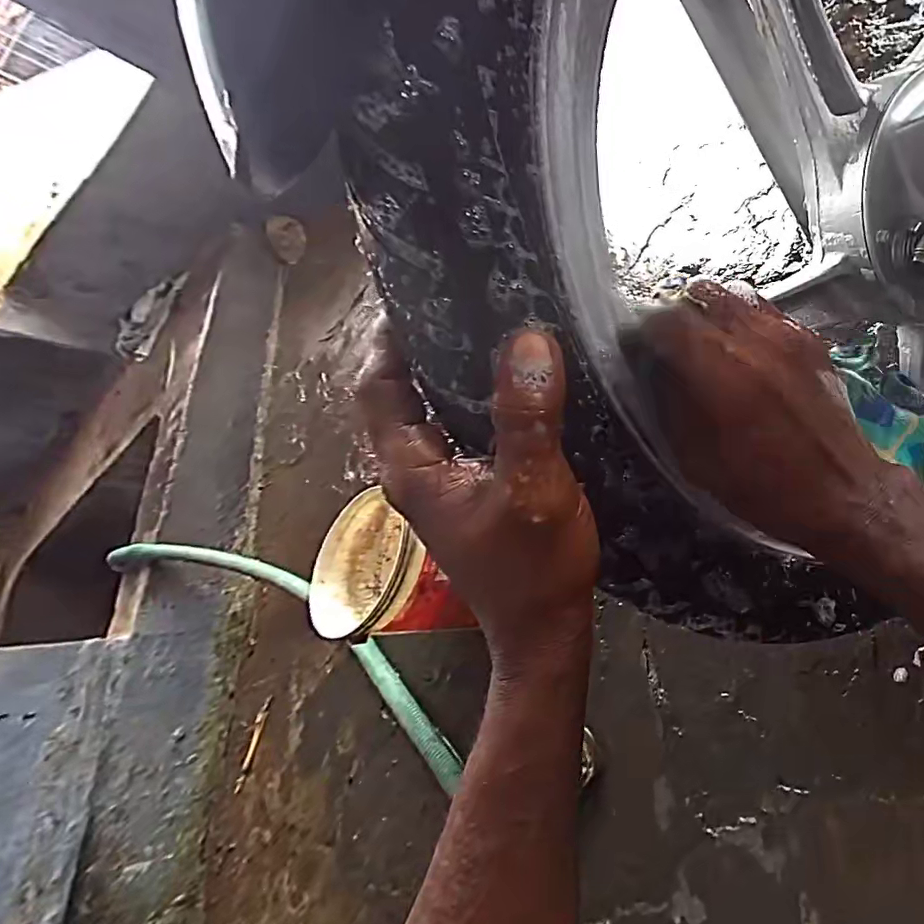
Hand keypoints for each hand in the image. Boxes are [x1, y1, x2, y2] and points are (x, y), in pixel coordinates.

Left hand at [357, 321, 598, 671]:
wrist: (546, 629)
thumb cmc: (535, 569)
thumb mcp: (534, 490)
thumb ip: (527, 419)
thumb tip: (528, 342)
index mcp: (412, 469)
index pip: (377, 387)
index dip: (391, 339)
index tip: (422, 294)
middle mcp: (418, 472)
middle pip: (402, 395)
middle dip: (424, 347)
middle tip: (466, 303)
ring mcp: (446, 484)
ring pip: (436, 412)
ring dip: (453, 373)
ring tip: (494, 333)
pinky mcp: (475, 491)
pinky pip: (467, 430)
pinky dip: (480, 400)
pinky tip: (517, 387)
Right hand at [636, 279, 917, 558]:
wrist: (843, 494)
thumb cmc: (767, 490)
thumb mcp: (699, 461)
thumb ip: (671, 406)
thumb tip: (655, 370)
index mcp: (721, 371)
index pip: (666, 321)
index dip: (642, 330)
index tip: (635, 346)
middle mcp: (755, 339)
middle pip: (700, 295)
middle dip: (675, 313)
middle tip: (668, 341)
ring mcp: (788, 335)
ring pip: (735, 295)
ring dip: (710, 311)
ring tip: (704, 341)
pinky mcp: (811, 341)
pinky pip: (766, 311)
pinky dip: (743, 320)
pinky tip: (743, 349)